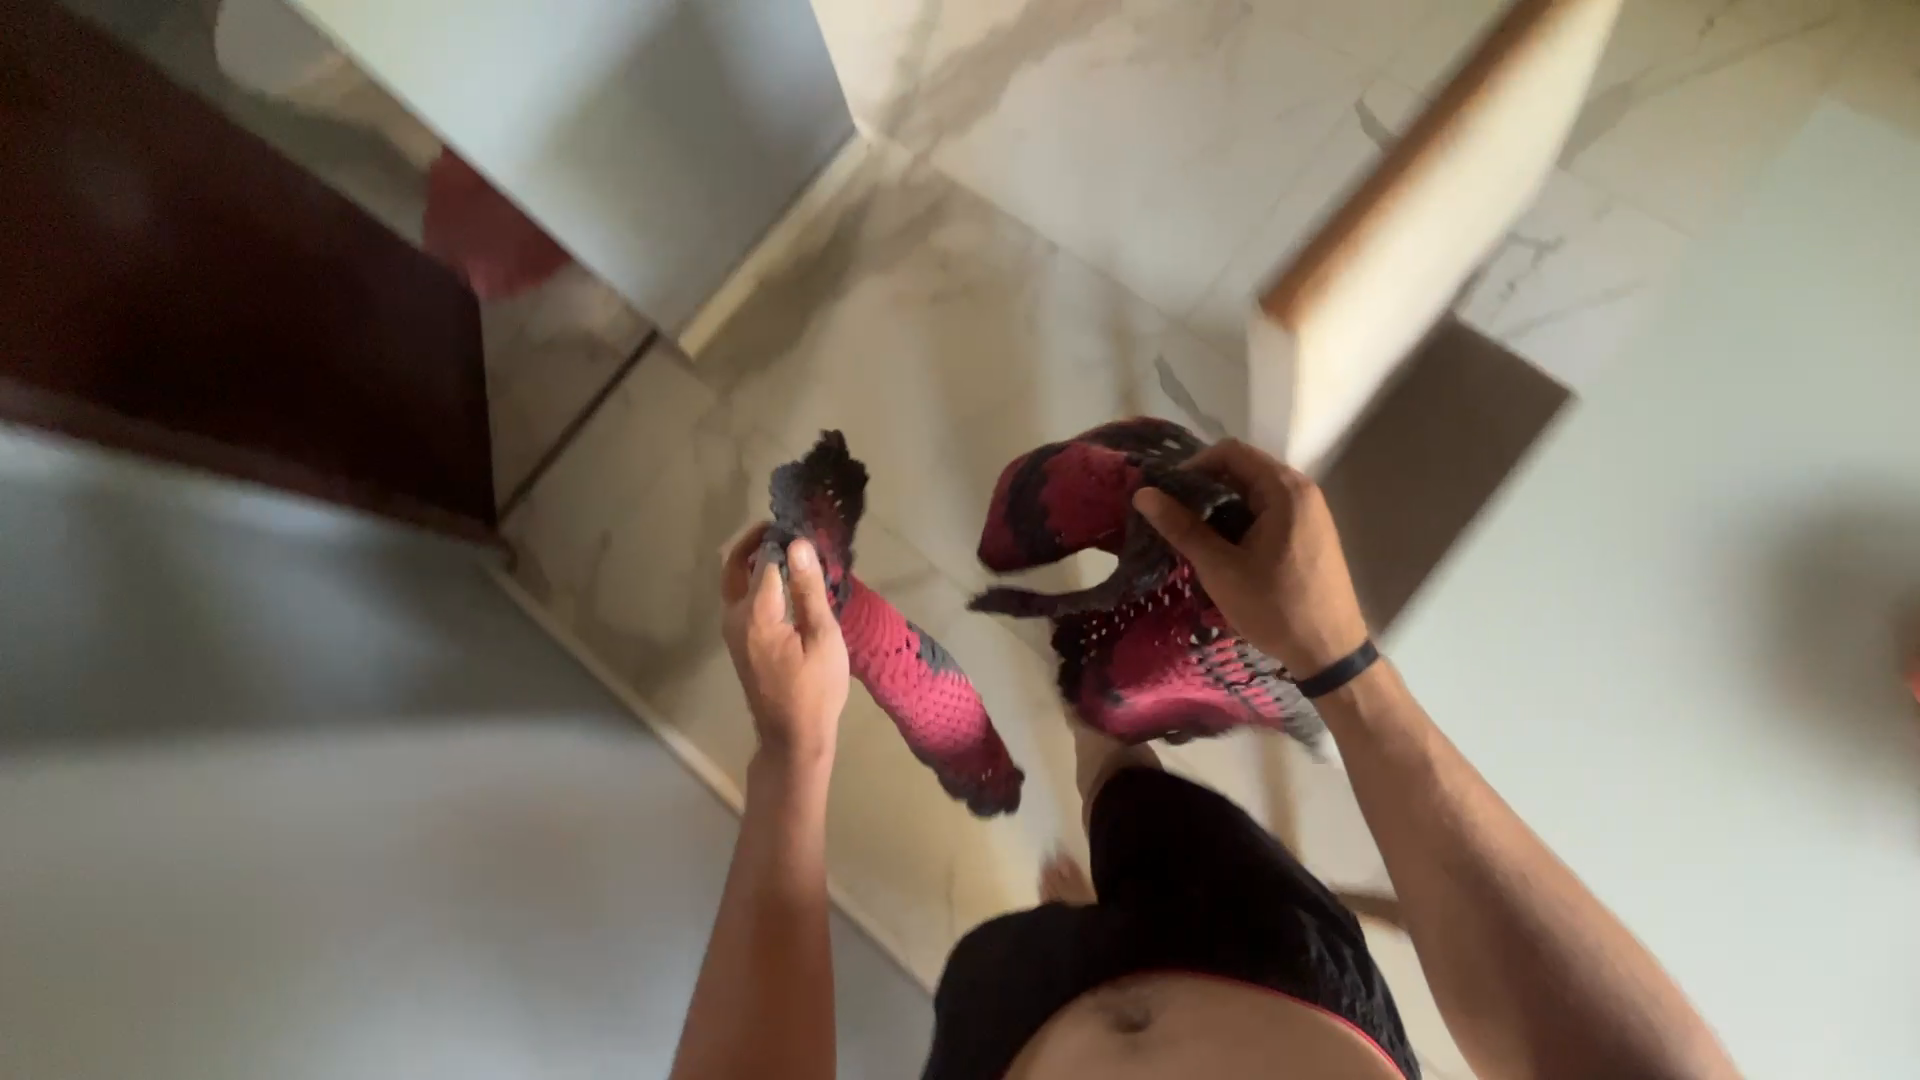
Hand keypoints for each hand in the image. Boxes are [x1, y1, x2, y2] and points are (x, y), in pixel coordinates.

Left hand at [721, 525, 849, 769]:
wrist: (792, 736)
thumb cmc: (815, 689)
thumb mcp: (822, 637)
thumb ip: (808, 589)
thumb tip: (797, 544)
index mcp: (757, 614)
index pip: (765, 560)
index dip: (783, 539)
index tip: (802, 525)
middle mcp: (735, 617)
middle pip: (733, 565)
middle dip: (754, 540)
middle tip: (781, 527)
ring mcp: (732, 630)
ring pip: (732, 581)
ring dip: (751, 559)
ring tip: (785, 549)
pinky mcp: (737, 641)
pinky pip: (738, 597)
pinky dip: (752, 578)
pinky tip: (780, 580)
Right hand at [1132, 439, 1368, 677]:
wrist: (1329, 653)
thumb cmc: (1274, 607)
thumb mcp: (1220, 568)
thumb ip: (1181, 526)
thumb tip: (1143, 494)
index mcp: (1285, 490)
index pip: (1230, 452)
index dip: (1192, 466)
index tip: (1166, 495)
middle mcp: (1301, 492)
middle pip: (1242, 470)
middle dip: (1203, 488)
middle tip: (1172, 517)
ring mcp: (1308, 513)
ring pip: (1252, 493)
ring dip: (1218, 507)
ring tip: (1191, 535)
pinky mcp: (1308, 534)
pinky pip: (1266, 512)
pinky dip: (1238, 521)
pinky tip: (1220, 549)